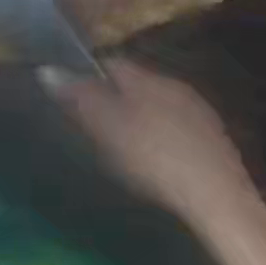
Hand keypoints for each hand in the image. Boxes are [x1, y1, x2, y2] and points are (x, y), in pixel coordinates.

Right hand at [41, 58, 264, 227]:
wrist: (218, 203)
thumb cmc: (151, 156)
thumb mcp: (103, 125)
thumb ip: (76, 94)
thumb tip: (47, 69)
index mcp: (150, 79)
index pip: (108, 61)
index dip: (83, 73)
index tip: (67, 94)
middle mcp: (177, 88)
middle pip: (131, 83)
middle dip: (107, 96)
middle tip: (86, 121)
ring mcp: (200, 114)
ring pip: (151, 104)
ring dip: (131, 115)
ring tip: (113, 141)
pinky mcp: (213, 141)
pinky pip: (170, 125)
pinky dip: (153, 133)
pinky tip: (147, 157)